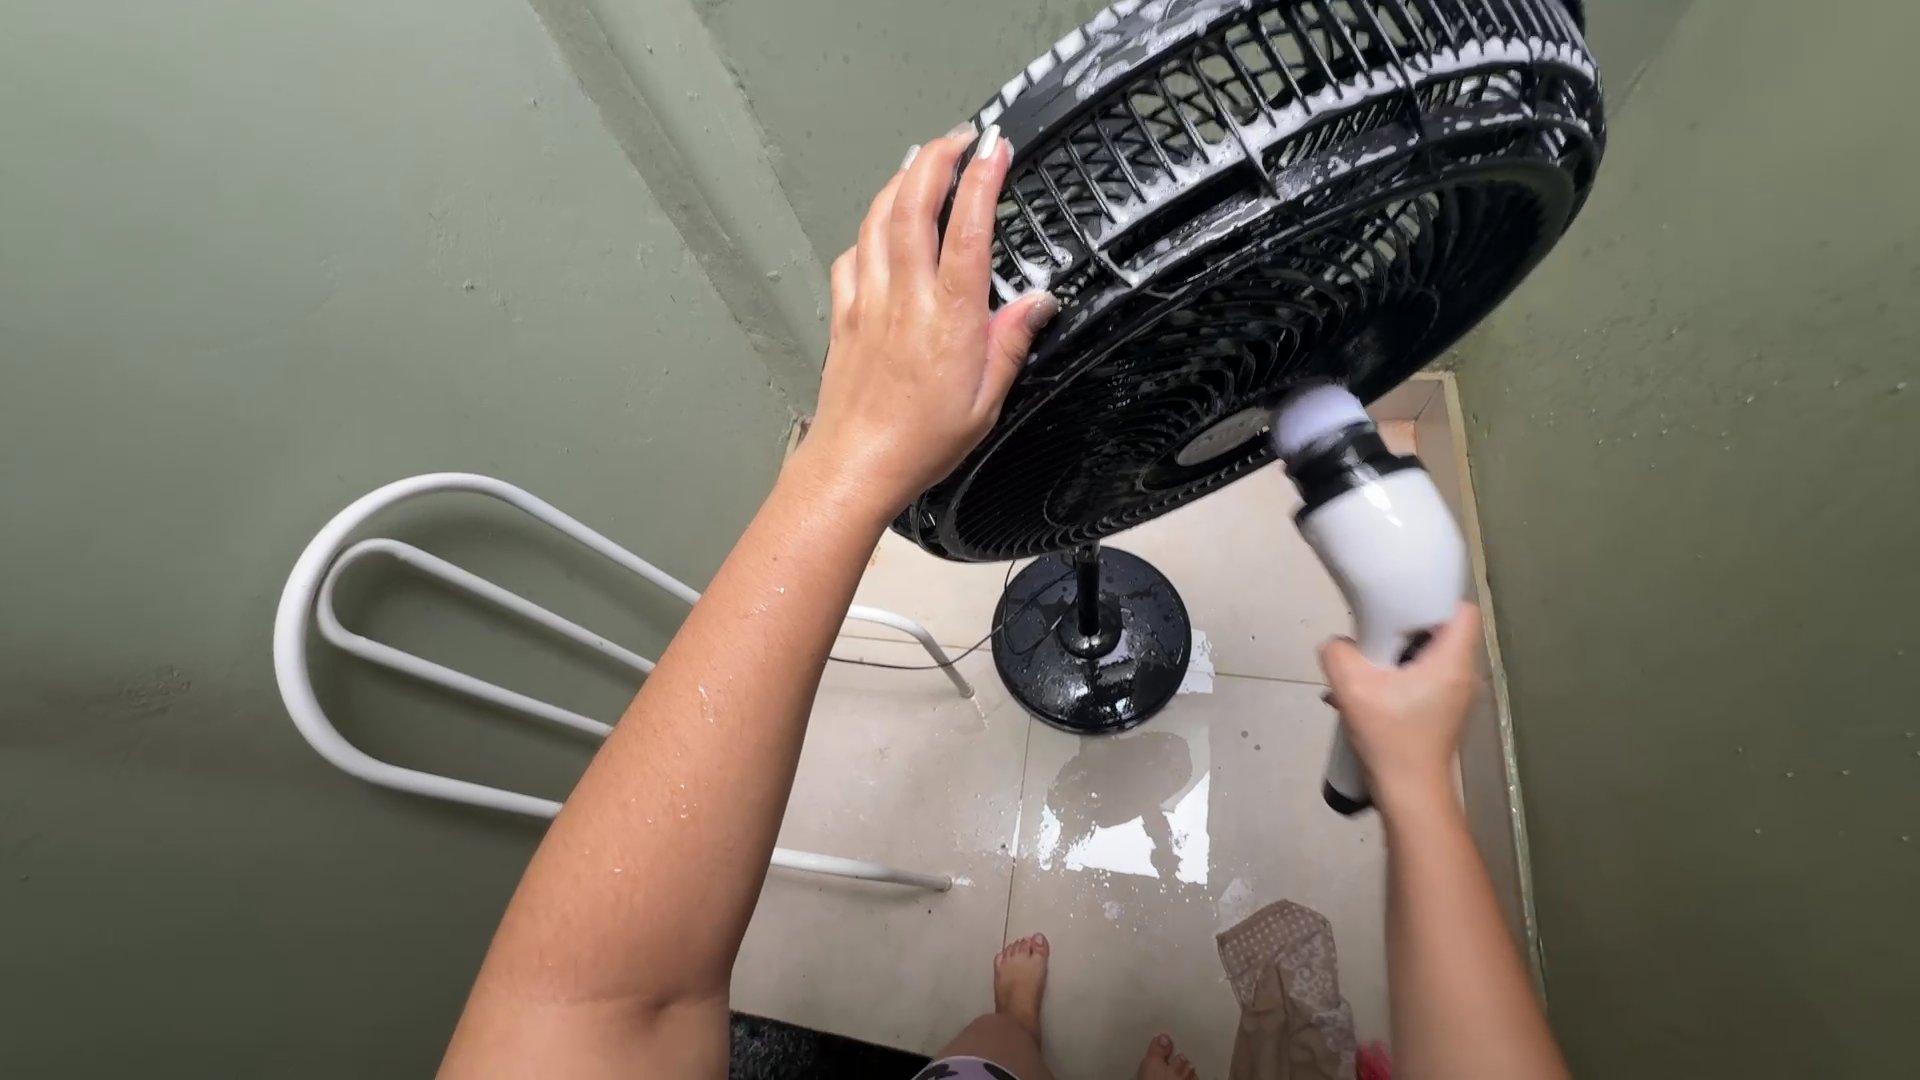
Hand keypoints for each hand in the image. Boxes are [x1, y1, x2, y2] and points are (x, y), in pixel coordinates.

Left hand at [798, 125, 1059, 514]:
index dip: (982, 180)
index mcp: (948, 318)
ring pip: (876, 221)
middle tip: (958, 138)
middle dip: (935, 158)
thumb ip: (1010, 344)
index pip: (967, 230)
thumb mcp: (985, 402)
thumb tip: (1038, 303)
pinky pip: (851, 257)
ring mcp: (868, 303)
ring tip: (919, 161)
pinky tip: (876, 231)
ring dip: (898, 181)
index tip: (995, 148)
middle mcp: (904, 299)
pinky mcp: (844, 317)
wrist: (857, 465)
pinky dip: (866, 231)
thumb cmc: (919, 442)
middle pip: (911, 206)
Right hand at [1319, 604, 1481, 813]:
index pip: (1461, 611)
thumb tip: (1342, 645)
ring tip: (1368, 662)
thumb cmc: (1389, 737)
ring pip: (1430, 654)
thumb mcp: (1350, 687)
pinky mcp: (1442, 709)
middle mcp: (1462, 675)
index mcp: (1452, 663)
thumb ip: (1338, 653)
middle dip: (1406, 625)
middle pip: (1441, 630)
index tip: (1398, 601)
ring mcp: (1455, 694)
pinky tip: (1372, 689)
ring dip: (1398, 652)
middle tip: (1373, 631)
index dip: (1433, 598)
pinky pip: (1424, 675)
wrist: (1408, 790)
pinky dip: (1400, 673)